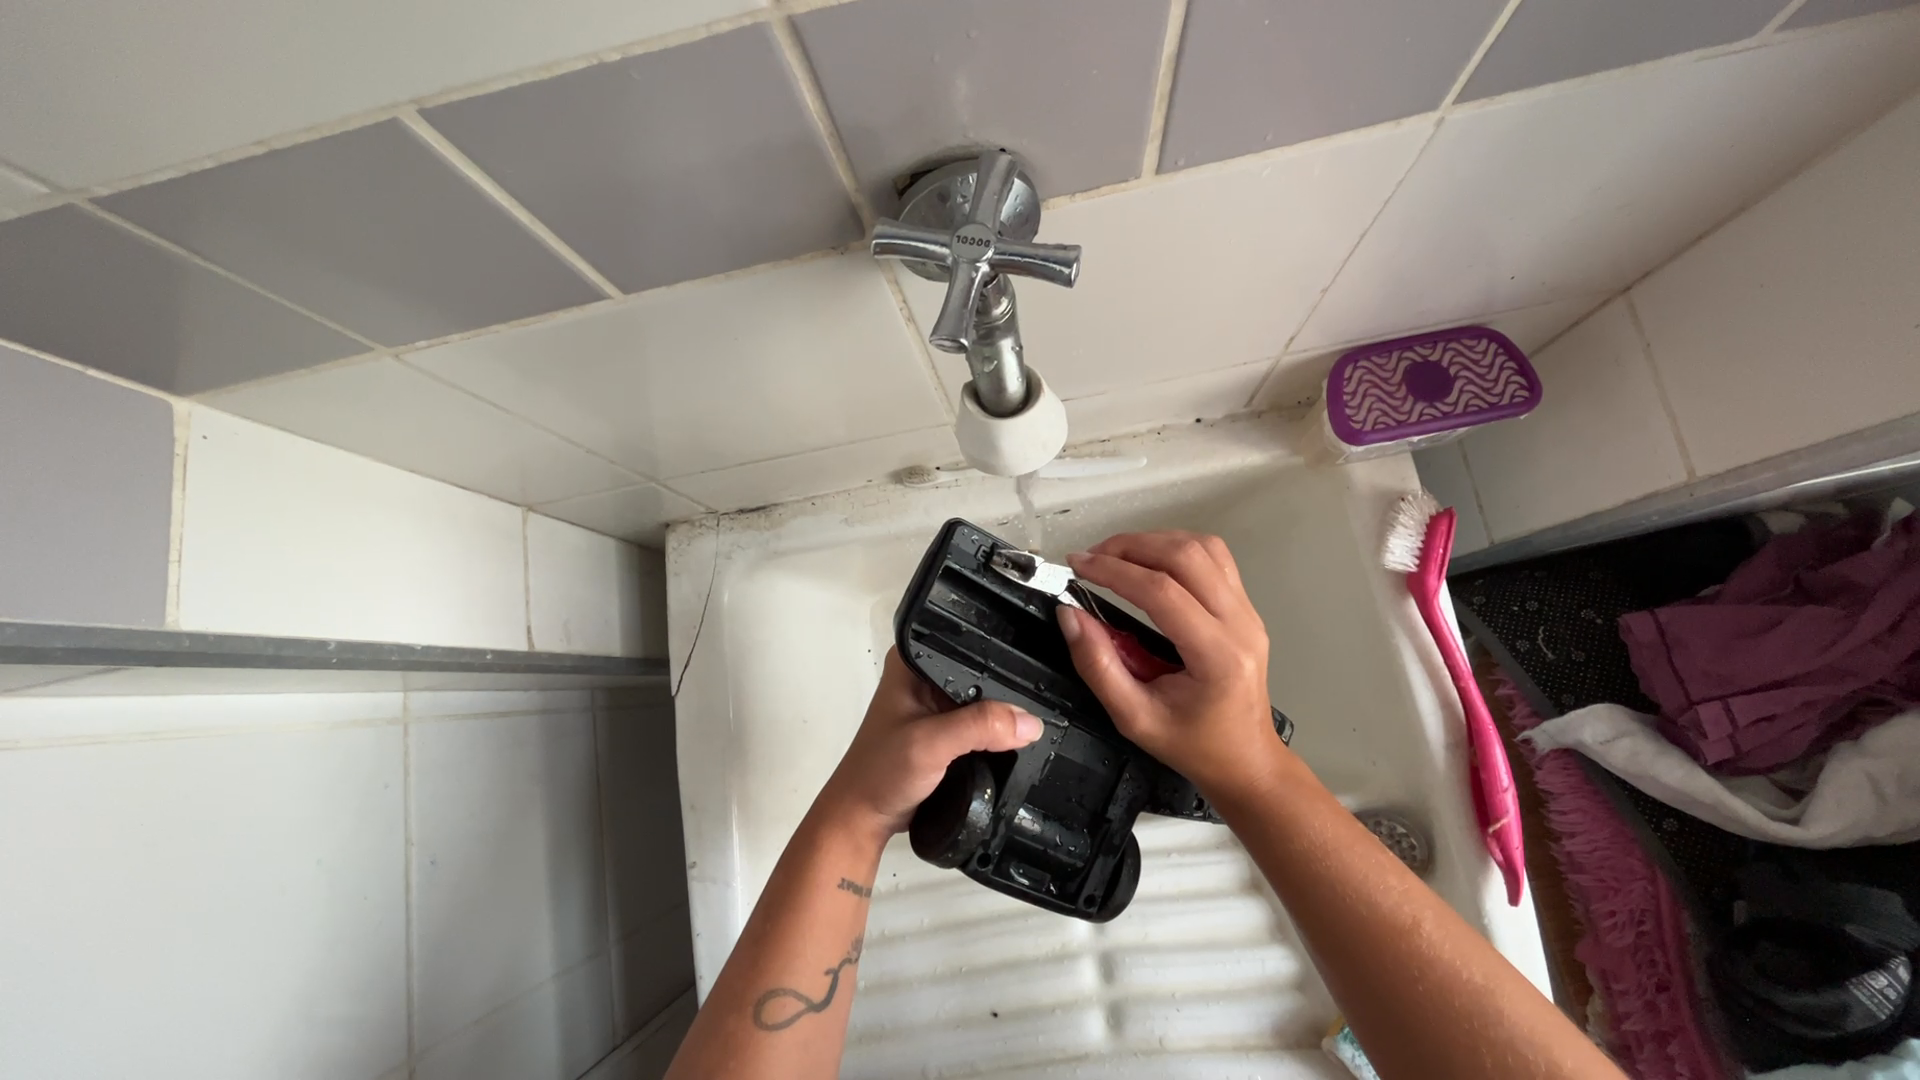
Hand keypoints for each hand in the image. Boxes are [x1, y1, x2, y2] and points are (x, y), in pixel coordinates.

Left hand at [814, 648, 1042, 847]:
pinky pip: (981, 724)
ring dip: (1003, 717)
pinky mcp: (945, 729)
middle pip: (982, 673)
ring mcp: (936, 703)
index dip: (1000, 661)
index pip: (968, 647)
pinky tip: (1012, 742)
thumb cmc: (880, 773)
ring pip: (985, 700)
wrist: (865, 818)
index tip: (1032, 679)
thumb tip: (1029, 722)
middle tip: (1036, 710)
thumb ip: (979, 727)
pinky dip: (996, 734)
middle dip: (1006, 692)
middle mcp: (926, 675)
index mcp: (914, 660)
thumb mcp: (930, 744)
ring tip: (1029, 727)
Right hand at [1057, 531, 1288, 801]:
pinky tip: (1148, 563)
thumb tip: (1070, 614)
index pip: (1162, 592)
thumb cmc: (1191, 745)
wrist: (1245, 760)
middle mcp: (1241, 624)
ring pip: (1204, 547)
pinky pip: (1214, 558)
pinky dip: (1176, 549)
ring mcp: (1249, 611)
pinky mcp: (1246, 607)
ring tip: (1115, 556)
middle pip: (1186, 556)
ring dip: (1154, 541)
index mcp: (1217, 656)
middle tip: (1091, 558)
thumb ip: (1098, 665)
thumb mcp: (1133, 718)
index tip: (1076, 566)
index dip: (1114, 571)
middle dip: (1131, 546)